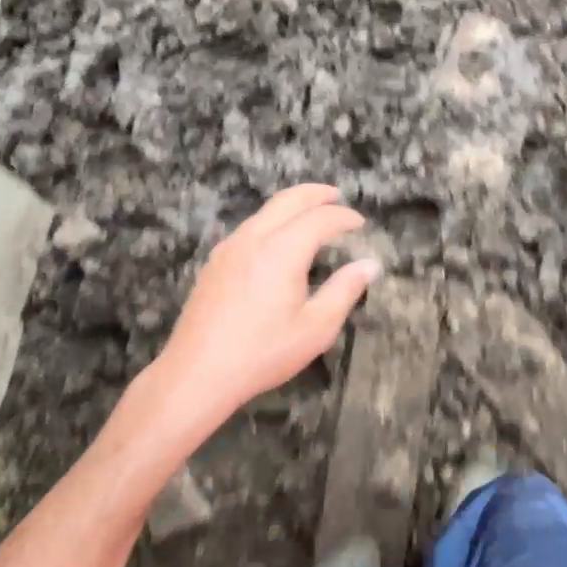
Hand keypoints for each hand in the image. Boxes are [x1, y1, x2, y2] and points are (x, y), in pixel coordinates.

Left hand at [156, 184, 380, 417]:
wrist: (197, 372)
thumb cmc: (262, 352)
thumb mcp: (316, 328)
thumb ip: (345, 290)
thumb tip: (369, 265)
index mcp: (282, 250)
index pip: (320, 219)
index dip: (344, 217)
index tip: (360, 224)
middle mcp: (254, 239)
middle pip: (288, 200)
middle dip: (316, 194)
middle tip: (336, 196)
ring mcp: (229, 248)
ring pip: (265, 211)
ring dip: (292, 205)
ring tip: (310, 213)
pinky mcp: (214, 263)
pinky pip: (249, 227)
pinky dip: (272, 220)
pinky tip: (277, 240)